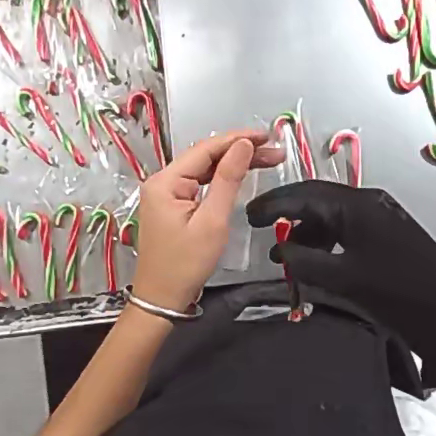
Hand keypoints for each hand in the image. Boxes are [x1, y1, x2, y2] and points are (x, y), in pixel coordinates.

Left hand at [131, 131, 285, 311]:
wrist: (161, 299)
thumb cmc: (186, 264)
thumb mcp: (212, 222)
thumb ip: (228, 180)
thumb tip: (243, 147)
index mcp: (165, 182)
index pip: (205, 149)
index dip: (237, 139)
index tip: (267, 136)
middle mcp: (161, 182)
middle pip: (204, 157)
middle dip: (239, 151)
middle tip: (274, 151)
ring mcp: (164, 194)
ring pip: (203, 170)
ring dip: (232, 164)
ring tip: (265, 159)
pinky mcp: (171, 207)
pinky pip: (198, 185)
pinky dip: (220, 179)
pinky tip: (239, 174)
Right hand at [245, 180, 435, 354]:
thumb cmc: (395, 290)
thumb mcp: (343, 277)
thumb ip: (305, 261)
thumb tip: (280, 250)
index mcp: (357, 206)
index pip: (305, 195)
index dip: (274, 204)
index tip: (250, 215)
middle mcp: (367, 202)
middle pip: (317, 199)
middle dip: (287, 212)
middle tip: (259, 225)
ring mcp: (378, 216)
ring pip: (330, 215)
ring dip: (305, 231)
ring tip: (283, 253)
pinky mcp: (384, 232)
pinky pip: (345, 227)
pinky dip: (324, 240)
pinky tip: (311, 258)